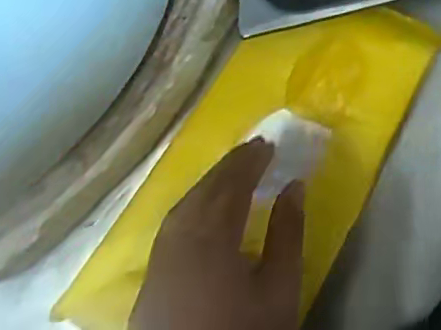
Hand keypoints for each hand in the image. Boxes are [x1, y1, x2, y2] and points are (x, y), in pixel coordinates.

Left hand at [131, 138, 304, 329]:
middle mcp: (176, 251)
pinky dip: (189, 211)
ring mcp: (156, 274)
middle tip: (253, 149)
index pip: (230, 189)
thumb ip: (288, 231)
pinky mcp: (147, 295)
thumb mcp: (281, 287)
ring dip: (205, 187)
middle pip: (200, 197)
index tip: (269, 144)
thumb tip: (294, 185)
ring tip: (230, 173)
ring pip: (178, 215)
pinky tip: (202, 213)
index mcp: (211, 244)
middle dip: (226, 169)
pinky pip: (168, 235)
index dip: (249, 163)